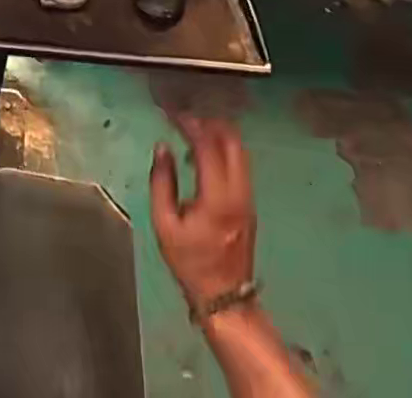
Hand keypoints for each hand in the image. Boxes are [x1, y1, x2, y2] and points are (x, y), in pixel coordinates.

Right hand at [149, 115, 255, 310]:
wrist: (224, 296)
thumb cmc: (190, 261)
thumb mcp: (164, 224)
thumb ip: (162, 181)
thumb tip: (163, 147)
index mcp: (217, 196)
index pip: (208, 146)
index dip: (191, 125)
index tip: (173, 115)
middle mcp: (239, 191)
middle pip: (233, 141)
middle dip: (209, 123)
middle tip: (186, 120)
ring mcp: (248, 196)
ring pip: (240, 150)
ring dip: (218, 136)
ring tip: (192, 134)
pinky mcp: (249, 202)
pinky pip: (240, 164)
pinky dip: (223, 150)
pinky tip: (202, 157)